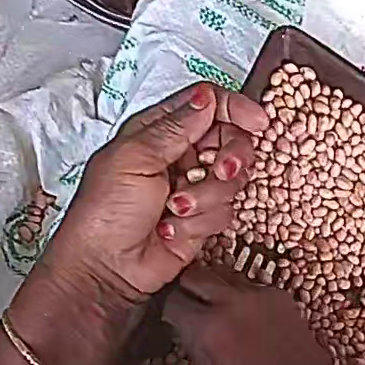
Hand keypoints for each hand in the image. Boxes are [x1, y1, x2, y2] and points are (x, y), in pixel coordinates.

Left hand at [40, 83, 268, 309]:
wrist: (109, 266)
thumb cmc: (106, 211)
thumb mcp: (135, 158)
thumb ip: (176, 127)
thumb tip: (206, 98)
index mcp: (159, 130)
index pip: (207, 105)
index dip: (235, 109)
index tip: (258, 122)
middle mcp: (181, 156)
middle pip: (230, 141)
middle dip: (231, 157)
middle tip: (219, 171)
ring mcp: (195, 188)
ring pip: (232, 180)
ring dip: (207, 197)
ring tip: (175, 210)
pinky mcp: (205, 218)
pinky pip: (226, 212)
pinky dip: (202, 222)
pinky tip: (173, 229)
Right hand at [163, 262, 336, 364]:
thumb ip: (191, 341)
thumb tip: (178, 320)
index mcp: (207, 328)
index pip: (172, 300)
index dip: (167, 307)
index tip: (169, 312)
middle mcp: (229, 304)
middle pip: (194, 275)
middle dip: (186, 286)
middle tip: (187, 300)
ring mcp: (255, 294)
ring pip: (221, 274)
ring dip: (213, 286)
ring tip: (215, 305)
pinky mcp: (275, 292)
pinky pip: (247, 283)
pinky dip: (240, 294)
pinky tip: (244, 313)